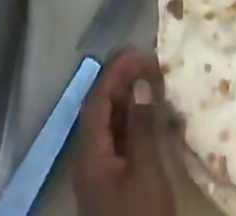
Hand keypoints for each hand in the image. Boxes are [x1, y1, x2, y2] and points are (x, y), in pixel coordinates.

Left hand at [75, 50, 173, 215]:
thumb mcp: (147, 175)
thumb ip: (143, 129)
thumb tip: (141, 85)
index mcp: (90, 151)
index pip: (98, 100)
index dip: (115, 73)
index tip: (136, 53)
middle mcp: (88, 156)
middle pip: (100, 109)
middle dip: (119, 82)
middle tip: (144, 61)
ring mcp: (99, 171)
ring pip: (109, 124)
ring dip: (126, 101)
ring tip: (147, 80)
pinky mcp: (111, 184)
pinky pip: (117, 142)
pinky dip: (130, 124)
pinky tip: (146, 116)